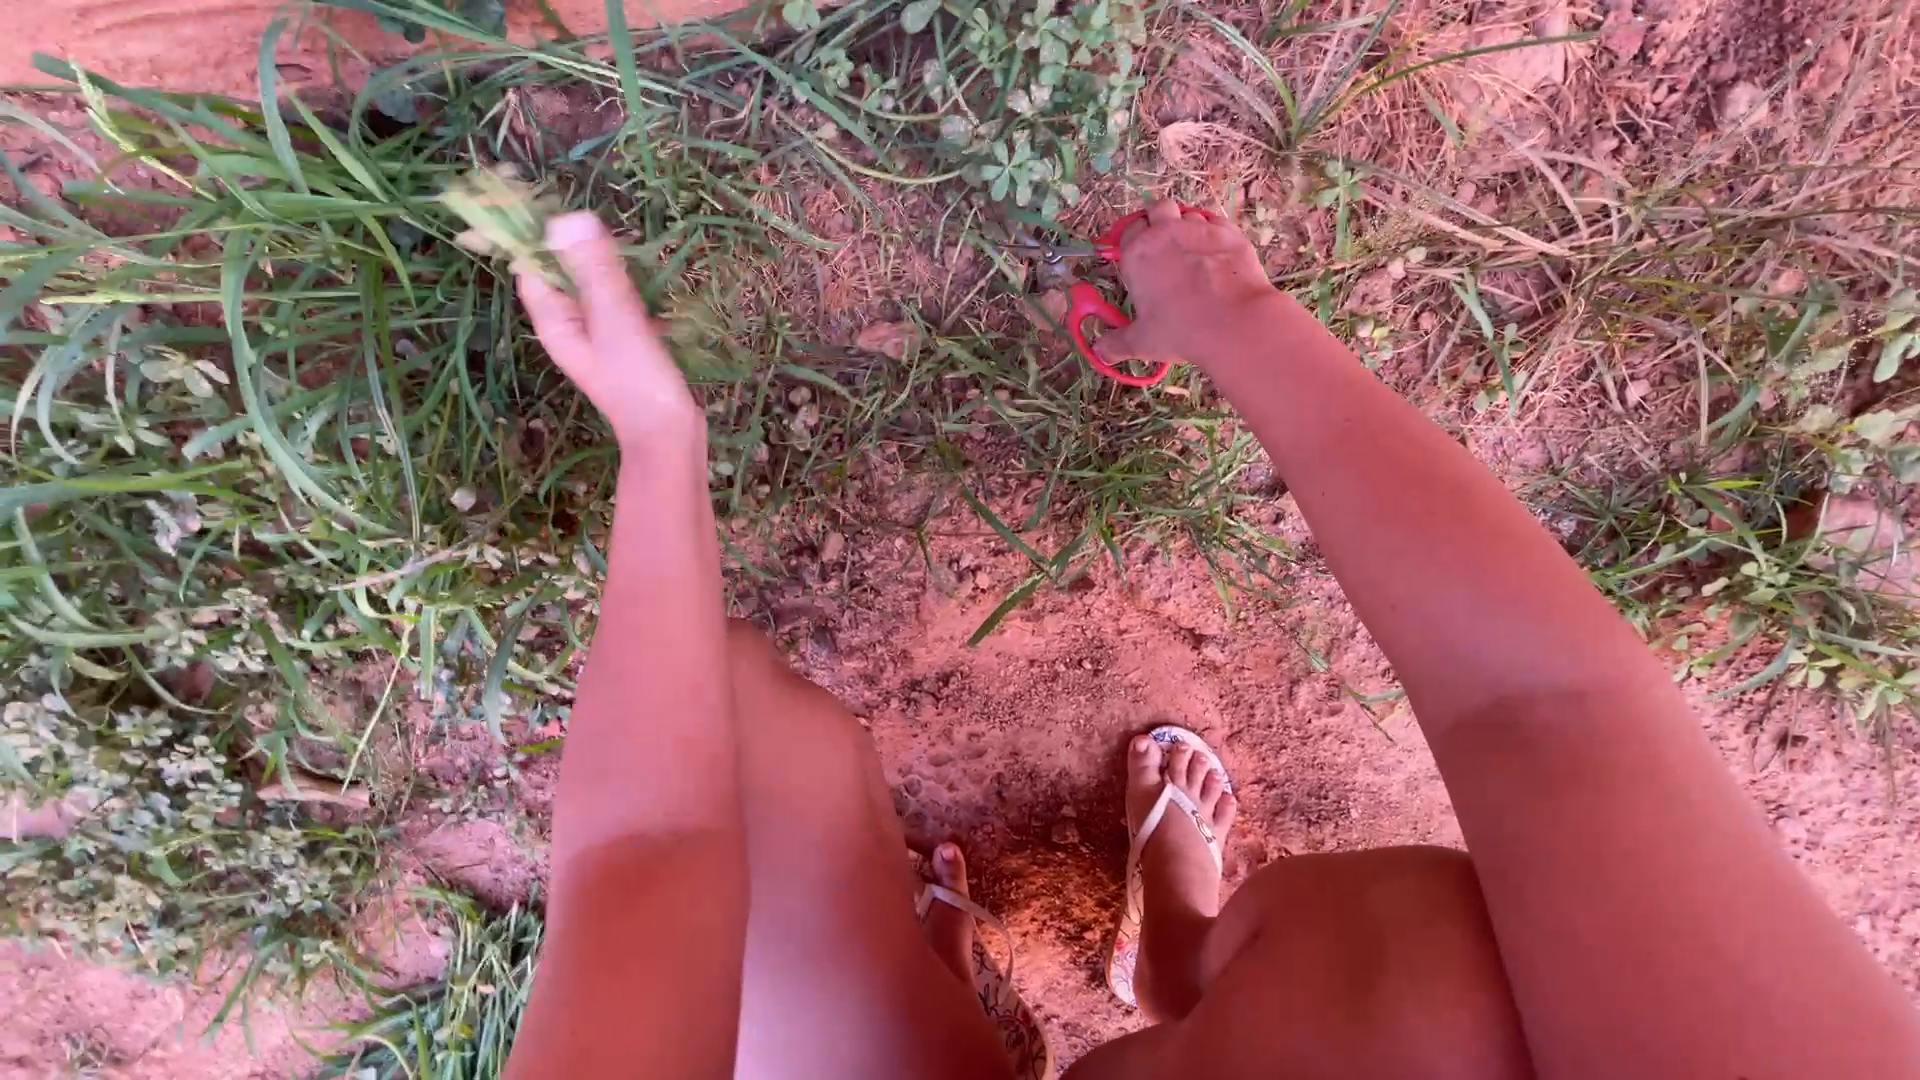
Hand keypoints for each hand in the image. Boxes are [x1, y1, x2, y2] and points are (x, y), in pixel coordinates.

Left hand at [517, 213, 701, 445]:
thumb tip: (569, 218)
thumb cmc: (639, 383)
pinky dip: (638, 300)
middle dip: (589, 255)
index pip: (533, 267)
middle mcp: (571, 328)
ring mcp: (600, 339)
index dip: (544, 238)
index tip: (574, 215)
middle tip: (618, 242)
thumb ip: (595, 272)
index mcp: (556, 322)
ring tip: (641, 267)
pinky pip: (624, 311)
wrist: (670, 437)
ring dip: (617, 277)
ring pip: (599, 292)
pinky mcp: (628, 348)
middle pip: (567, 276)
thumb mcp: (617, 321)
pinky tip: (661, 301)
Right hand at [1098, 199, 1282, 367]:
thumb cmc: (1179, 330)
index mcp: (1138, 253)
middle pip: (1158, 208)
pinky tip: (1214, 254)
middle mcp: (1167, 232)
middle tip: (1162, 245)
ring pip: (1188, 214)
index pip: (1129, 230)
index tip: (1137, 257)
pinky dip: (1212, 233)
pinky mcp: (1230, 233)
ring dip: (1186, 227)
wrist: (1233, 322)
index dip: (1133, 240)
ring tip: (1190, 252)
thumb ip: (1117, 344)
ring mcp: (1201, 228)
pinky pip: (1216, 222)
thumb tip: (1100, 352)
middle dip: (1157, 220)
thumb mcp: (1142, 342)